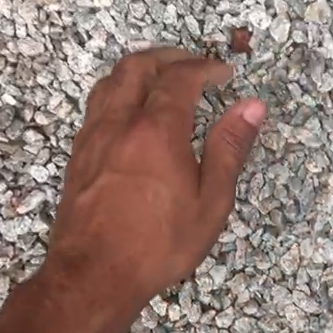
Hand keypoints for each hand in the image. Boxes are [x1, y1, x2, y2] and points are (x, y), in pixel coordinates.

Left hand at [41, 48, 265, 315]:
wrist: (94, 276)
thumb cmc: (161, 242)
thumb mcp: (211, 200)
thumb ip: (230, 147)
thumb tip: (253, 107)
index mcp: (156, 131)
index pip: (180, 80)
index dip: (205, 68)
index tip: (226, 73)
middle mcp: (119, 124)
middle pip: (136, 67)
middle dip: (168, 57)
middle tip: (195, 64)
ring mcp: (93, 138)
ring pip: (109, 82)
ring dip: (139, 69)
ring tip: (164, 77)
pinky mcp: (79, 155)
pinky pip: (97, 105)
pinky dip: (120, 91)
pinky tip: (134, 111)